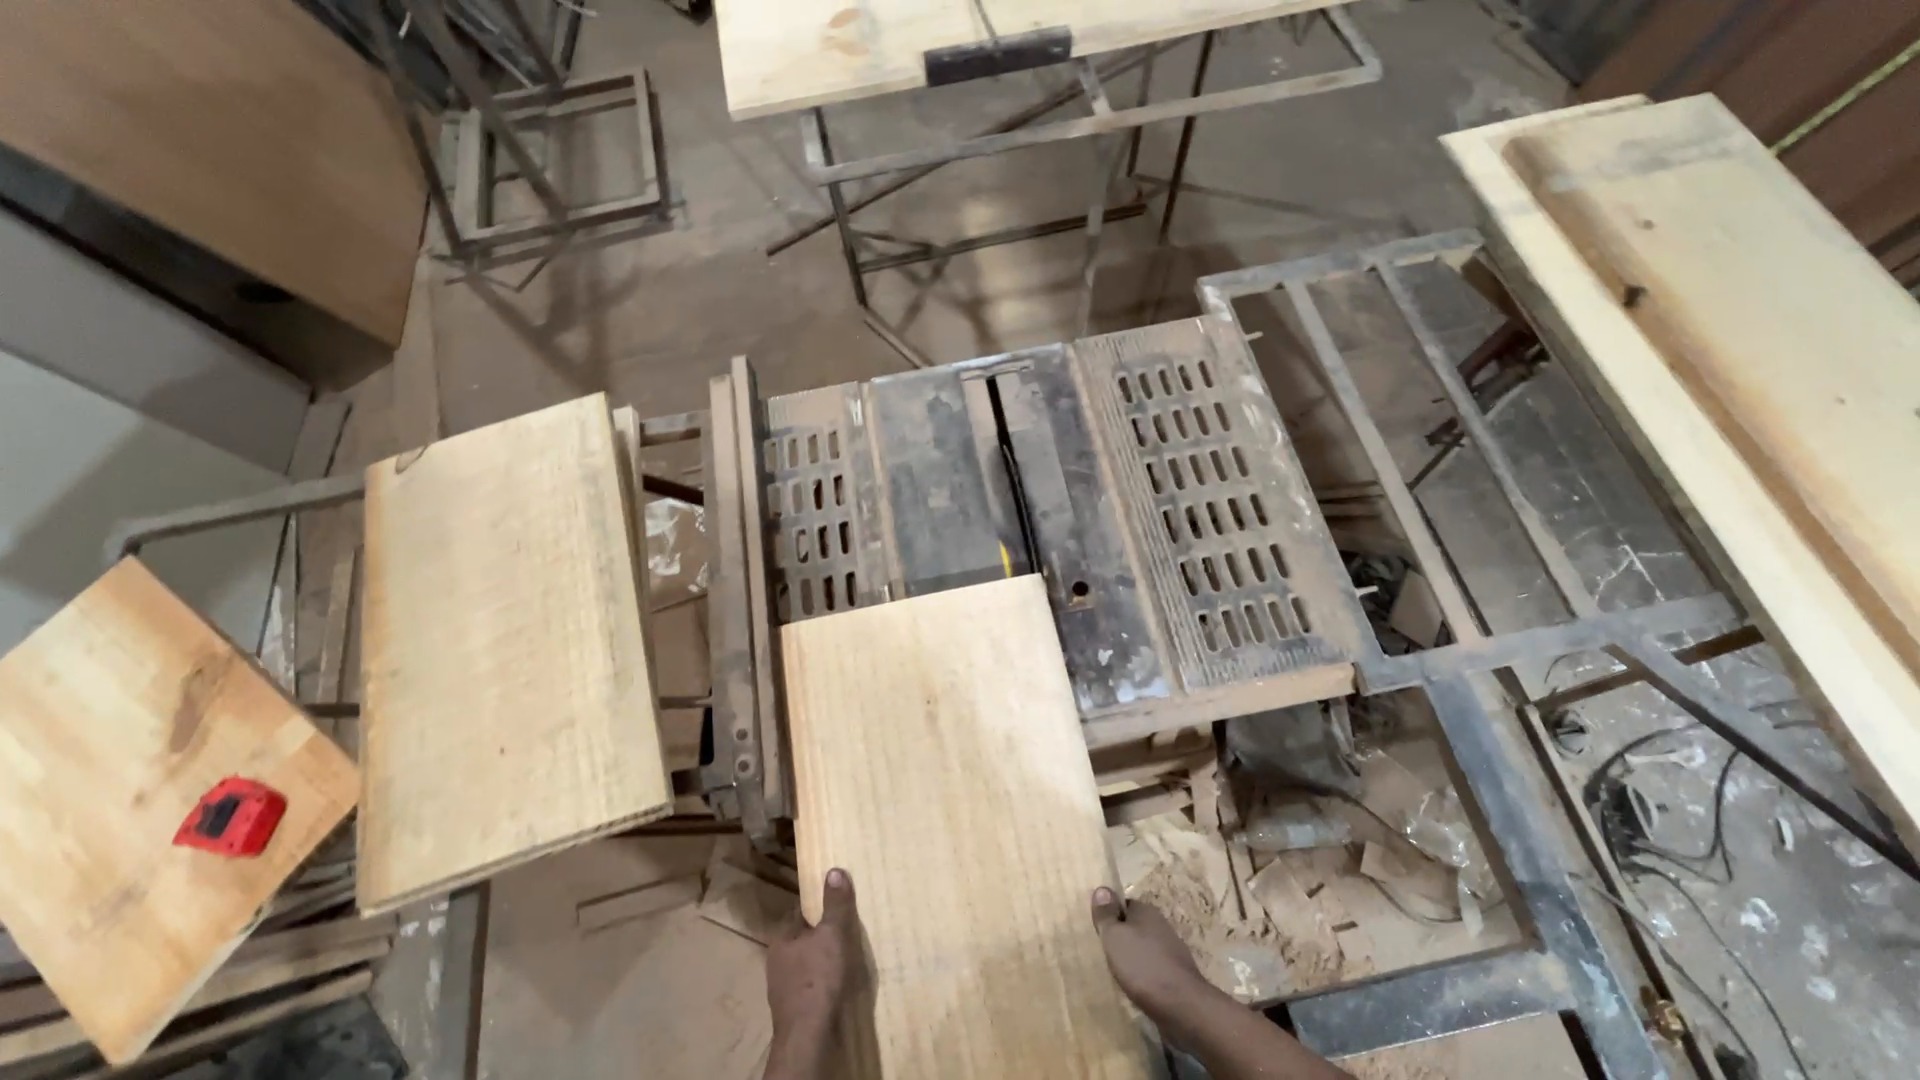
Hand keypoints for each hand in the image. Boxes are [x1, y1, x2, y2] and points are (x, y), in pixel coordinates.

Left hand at [767, 868, 861, 1037]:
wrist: (808, 1036)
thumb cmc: (818, 978)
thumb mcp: (832, 934)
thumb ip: (835, 904)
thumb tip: (834, 869)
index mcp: (781, 937)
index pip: (798, 911)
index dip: (817, 904)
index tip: (835, 901)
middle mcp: (776, 959)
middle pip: (801, 937)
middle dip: (820, 933)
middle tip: (846, 928)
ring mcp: (782, 986)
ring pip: (804, 962)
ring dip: (821, 959)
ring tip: (846, 956)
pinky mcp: (793, 1008)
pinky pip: (809, 985)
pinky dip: (822, 982)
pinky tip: (837, 985)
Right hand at [1090, 886, 1210, 1018]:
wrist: (1181, 1005)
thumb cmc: (1142, 965)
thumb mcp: (1114, 937)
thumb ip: (1107, 914)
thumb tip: (1102, 888)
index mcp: (1147, 911)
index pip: (1123, 905)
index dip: (1109, 916)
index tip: (1096, 930)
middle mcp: (1161, 926)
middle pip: (1134, 927)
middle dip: (1120, 939)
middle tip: (1101, 952)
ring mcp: (1172, 951)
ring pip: (1144, 949)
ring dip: (1131, 958)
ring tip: (1114, 972)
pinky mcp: (1176, 975)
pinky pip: (1153, 969)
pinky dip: (1142, 976)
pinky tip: (1133, 988)